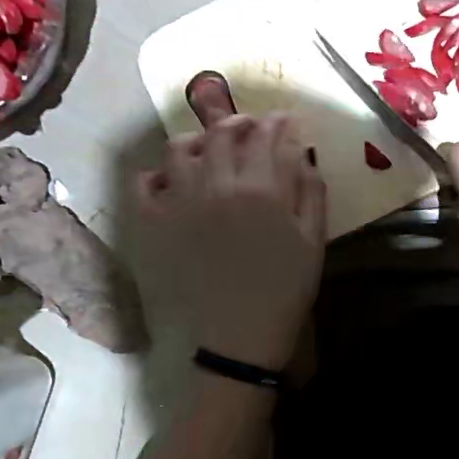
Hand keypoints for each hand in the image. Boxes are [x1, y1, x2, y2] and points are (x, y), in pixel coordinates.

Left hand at [138, 111, 326, 370]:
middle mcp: (218, 185)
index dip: (277, 122)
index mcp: (262, 189)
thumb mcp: (313, 243)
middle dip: (238, 122)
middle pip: (222, 133)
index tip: (283, 120)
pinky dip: (156, 174)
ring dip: (197, 141)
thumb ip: (311, 192)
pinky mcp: (155, 225)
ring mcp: (181, 203)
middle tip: (247, 128)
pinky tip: (171, 181)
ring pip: (180, 149)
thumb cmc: (284, 293)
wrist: (239, 338)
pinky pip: (144, 184)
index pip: (267, 135)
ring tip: (207, 151)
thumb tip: (303, 153)